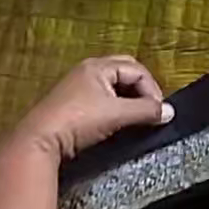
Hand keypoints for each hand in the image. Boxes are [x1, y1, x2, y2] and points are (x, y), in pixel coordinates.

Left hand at [7, 56, 175, 159]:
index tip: (158, 112)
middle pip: (125, 73)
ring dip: (128, 99)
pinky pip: (101, 98)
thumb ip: (146, 112)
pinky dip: (114, 107)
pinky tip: (116, 123)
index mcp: (99, 66)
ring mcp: (77, 87)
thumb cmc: (78, 121)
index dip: (151, 89)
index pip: (137, 70)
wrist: (38, 142)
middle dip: (141, 90)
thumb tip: (170, 112)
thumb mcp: (116, 115)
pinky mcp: (71, 104)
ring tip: (136, 118)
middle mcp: (88, 70)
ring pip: (113, 86)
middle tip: (150, 111)